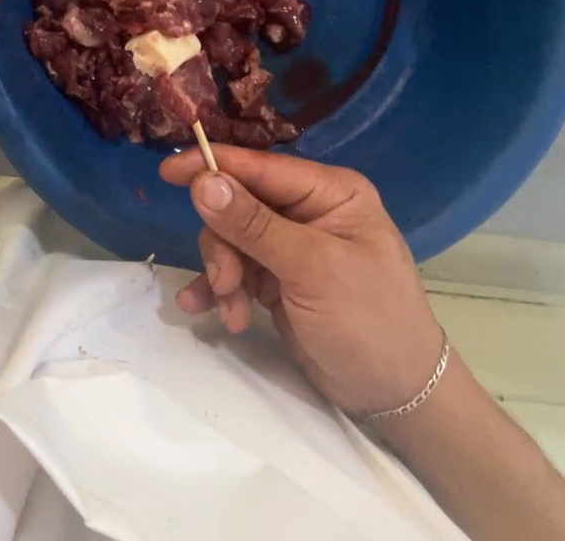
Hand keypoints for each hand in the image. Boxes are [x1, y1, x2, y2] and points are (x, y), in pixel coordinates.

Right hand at [160, 146, 444, 417]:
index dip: (213, 166)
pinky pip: (235, 271)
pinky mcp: (279, 280)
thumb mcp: (312, 269)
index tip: (167, 171)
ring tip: (231, 310)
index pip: (260, 167)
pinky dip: (221, 291)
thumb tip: (203, 182)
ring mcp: (292, 247)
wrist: (397, 398)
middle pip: (238, 206)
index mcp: (329, 192)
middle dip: (223, 244)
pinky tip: (212, 313)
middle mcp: (308, 212)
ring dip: (222, 274)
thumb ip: (253, 225)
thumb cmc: (369, 321)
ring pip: (230, 240)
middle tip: (224, 280)